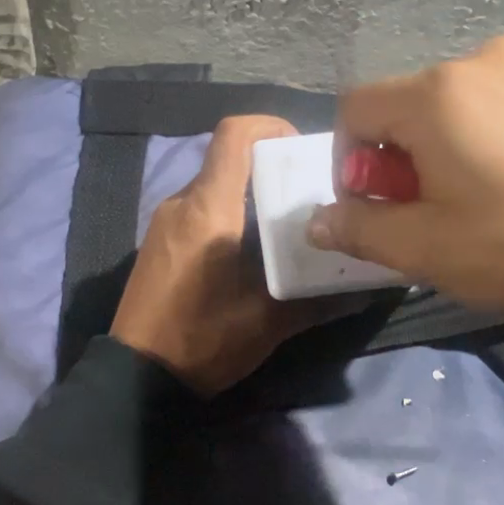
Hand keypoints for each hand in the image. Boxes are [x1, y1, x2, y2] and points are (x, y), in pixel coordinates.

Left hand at [111, 116, 344, 394]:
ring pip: (214, 191)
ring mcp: (163, 224)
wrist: (137, 377)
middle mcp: (181, 204)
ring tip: (283, 234)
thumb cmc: (203, 339)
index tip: (302, 153)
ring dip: (249, 201)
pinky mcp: (156, 246)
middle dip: (270, 173)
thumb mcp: (268, 322)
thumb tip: (366, 292)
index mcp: (209, 209)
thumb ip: (318, 300)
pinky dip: (226, 220)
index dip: (272, 127)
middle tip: (307, 200)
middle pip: (229, 163)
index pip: (236, 134)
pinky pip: (197, 215)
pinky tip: (248, 257)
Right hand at [309, 36, 503, 316]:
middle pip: (411, 102)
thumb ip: (358, 228)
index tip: (372, 205)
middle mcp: (485, 57)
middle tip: (428, 208)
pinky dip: (497, 129)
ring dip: (449, 141)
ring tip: (482, 192)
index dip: (348, 159)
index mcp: (436, 93)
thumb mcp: (423, 249)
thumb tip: (316, 221)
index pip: (357, 107)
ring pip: (463, 98)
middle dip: (401, 153)